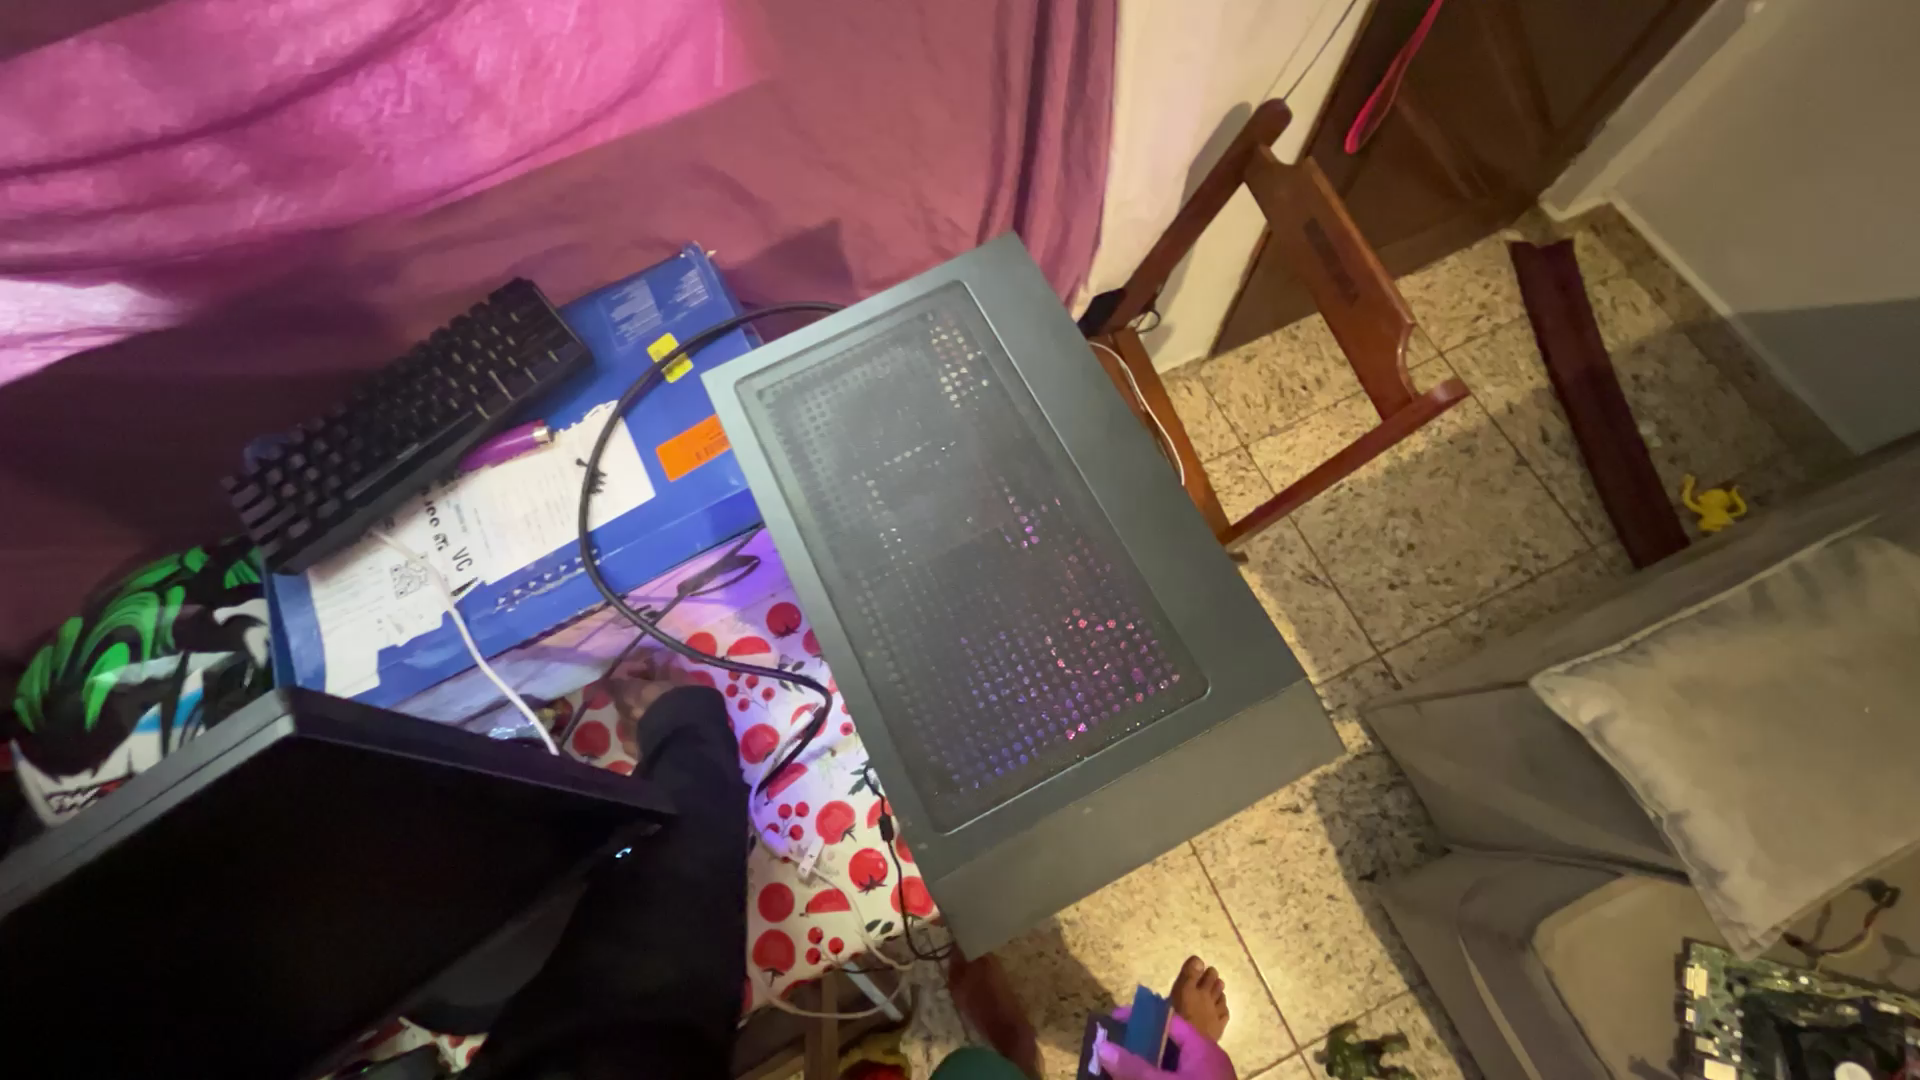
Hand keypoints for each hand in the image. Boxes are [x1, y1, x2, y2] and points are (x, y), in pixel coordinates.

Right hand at [1098, 1008, 1237, 1079]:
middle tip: (1109, 1049)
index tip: (1112, 1020)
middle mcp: (1204, 1063)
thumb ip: (1134, 1067)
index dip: (1139, 1017)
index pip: (1166, 1020)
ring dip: (1141, 1069)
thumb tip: (1102, 1047)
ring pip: (1166, 1070)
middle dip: (1136, 1047)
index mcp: (1202, 1048)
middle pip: (1164, 1046)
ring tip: (1114, 1070)